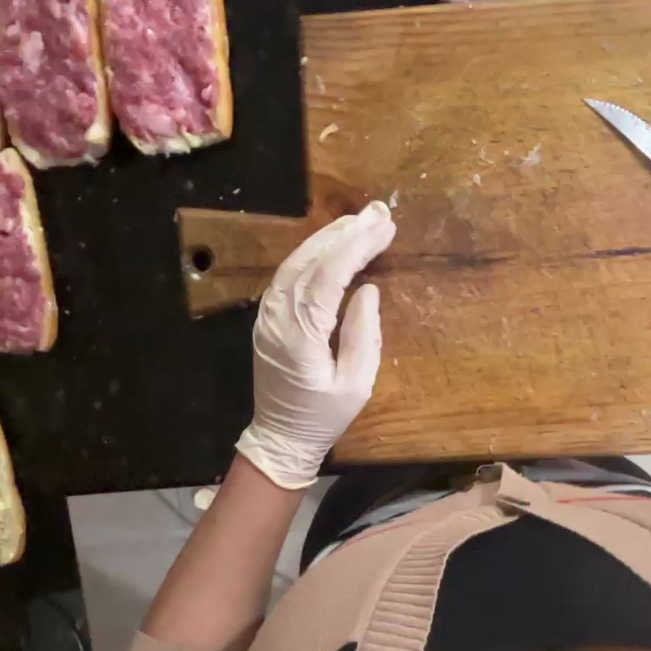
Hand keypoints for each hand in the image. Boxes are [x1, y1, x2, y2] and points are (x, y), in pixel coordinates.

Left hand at [235, 202, 396, 488]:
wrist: (280, 437)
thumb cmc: (323, 417)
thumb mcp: (356, 385)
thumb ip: (363, 335)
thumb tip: (367, 290)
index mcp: (300, 338)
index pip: (326, 278)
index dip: (355, 248)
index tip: (383, 227)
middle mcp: (277, 320)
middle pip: (308, 262)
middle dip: (344, 234)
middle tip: (379, 213)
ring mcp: (267, 318)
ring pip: (294, 264)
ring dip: (327, 239)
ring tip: (361, 222)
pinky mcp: (267, 319)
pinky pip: (287, 277)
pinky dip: (312, 255)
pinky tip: (333, 244)